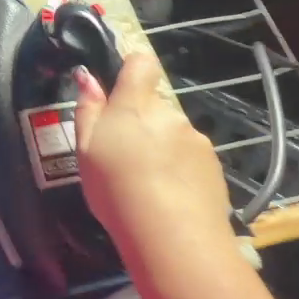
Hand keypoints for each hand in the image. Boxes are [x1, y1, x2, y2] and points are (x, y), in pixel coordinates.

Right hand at [72, 55, 236, 262]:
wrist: (172, 235)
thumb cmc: (115, 187)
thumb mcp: (84, 149)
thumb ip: (88, 110)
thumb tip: (88, 78)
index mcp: (135, 104)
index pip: (142, 63)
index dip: (131, 68)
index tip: (118, 88)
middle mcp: (170, 114)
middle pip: (154, 106)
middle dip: (140, 123)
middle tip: (122, 155)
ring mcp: (196, 140)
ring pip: (172, 133)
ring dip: (160, 147)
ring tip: (146, 181)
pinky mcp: (214, 166)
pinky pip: (189, 157)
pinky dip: (178, 169)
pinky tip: (167, 195)